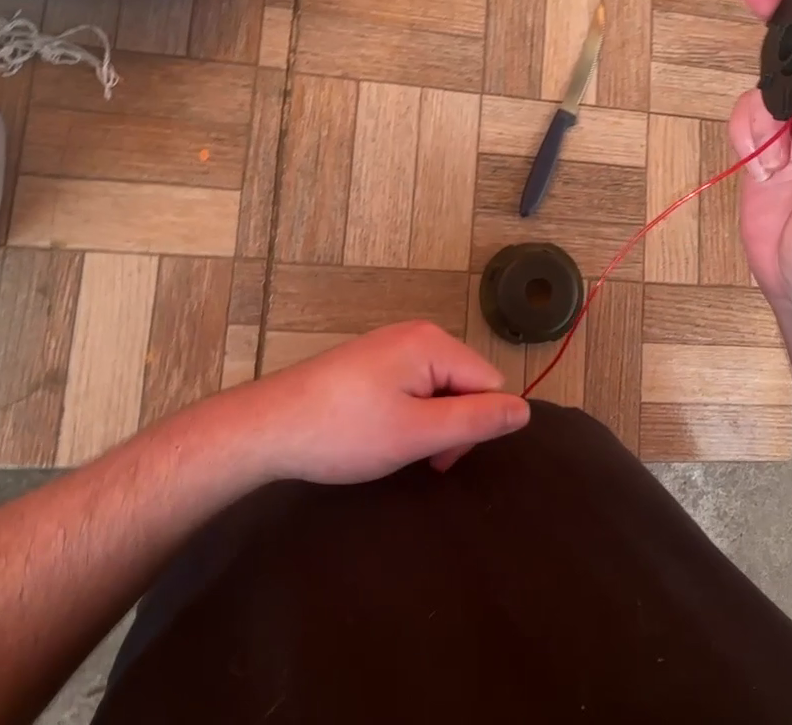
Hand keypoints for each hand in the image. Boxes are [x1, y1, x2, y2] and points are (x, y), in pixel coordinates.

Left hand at [244, 321, 530, 483]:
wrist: (266, 427)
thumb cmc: (343, 432)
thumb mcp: (417, 433)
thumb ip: (475, 420)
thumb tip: (525, 411)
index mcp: (433, 343)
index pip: (489, 384)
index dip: (473, 426)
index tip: (436, 456)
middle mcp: (417, 334)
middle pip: (466, 383)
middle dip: (450, 424)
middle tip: (414, 457)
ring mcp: (392, 345)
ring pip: (439, 388)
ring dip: (427, 422)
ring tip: (392, 446)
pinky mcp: (372, 361)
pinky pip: (413, 385)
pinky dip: (406, 413)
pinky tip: (378, 431)